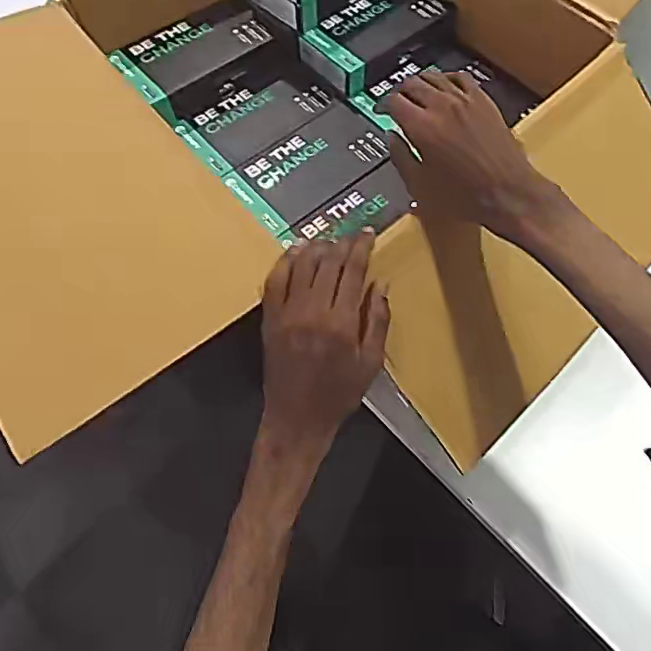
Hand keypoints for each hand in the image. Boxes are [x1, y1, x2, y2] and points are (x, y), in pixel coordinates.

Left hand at [257, 234, 390, 476]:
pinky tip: (295, 251)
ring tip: (328, 240)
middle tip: (352, 234)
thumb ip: (377, 320)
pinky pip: (275, 281)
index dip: (361, 248)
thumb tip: (380, 282)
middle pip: (328, 264)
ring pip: (301, 266)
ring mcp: (287, 313)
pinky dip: (285, 261)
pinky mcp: (270, 318)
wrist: (297, 417)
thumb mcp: (371, 362)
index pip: (353, 272)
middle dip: (342, 243)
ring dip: (316, 247)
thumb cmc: (340, 393)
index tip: (369, 234)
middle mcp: (313, 312)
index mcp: (342, 323)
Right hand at [386, 71, 575, 247]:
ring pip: (435, 77)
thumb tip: (392, 138)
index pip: (393, 101)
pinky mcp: (484, 102)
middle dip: (399, 92)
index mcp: (421, 126)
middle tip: (396, 103)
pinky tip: (445, 87)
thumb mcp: (420, 184)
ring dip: (421, 83)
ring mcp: (466, 101)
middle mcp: (442, 107)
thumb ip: (401, 156)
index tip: (382, 112)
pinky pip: (461, 78)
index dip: (383, 105)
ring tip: (416, 93)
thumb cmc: (464, 196)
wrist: (507, 194)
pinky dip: (447, 79)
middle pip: (412, 84)